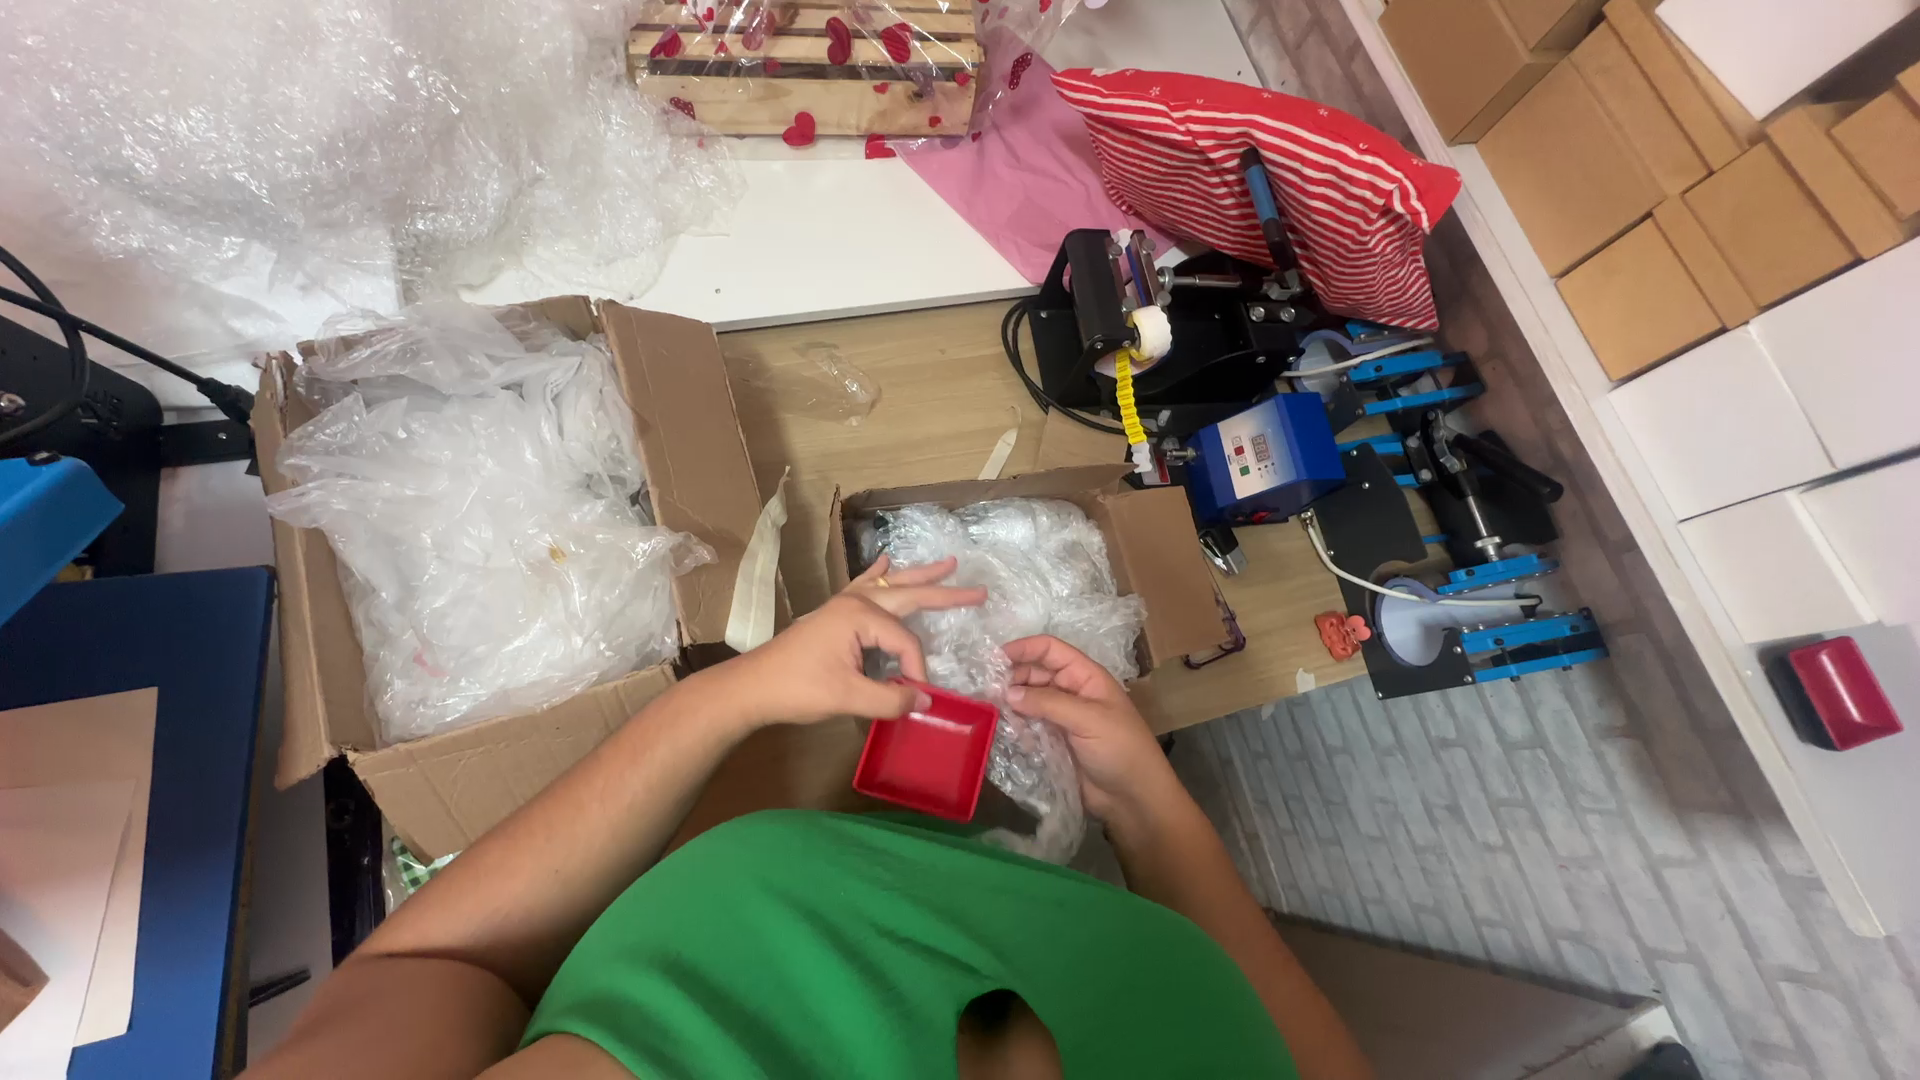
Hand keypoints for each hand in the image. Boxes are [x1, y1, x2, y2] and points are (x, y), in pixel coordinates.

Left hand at [723, 555, 985, 726]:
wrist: (751, 687)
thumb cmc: (797, 689)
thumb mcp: (847, 698)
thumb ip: (890, 700)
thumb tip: (924, 700)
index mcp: (861, 617)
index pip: (906, 642)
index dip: (917, 670)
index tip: (915, 697)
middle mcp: (855, 602)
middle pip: (909, 594)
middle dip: (944, 592)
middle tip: (978, 591)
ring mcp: (842, 603)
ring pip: (890, 584)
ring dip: (919, 576)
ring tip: (947, 564)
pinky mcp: (833, 613)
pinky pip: (863, 585)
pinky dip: (878, 573)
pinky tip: (885, 561)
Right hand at [1002, 635, 1184, 826]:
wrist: (1133, 798)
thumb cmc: (1120, 749)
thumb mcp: (1088, 720)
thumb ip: (1048, 703)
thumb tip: (1008, 692)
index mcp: (1085, 676)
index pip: (1050, 650)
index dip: (1024, 648)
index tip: (994, 658)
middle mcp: (1071, 691)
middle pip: (1034, 673)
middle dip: (1012, 677)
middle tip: (986, 690)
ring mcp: (1061, 717)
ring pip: (1028, 700)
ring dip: (1011, 703)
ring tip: (990, 710)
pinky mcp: (1053, 741)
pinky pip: (1029, 725)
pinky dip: (1016, 726)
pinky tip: (1004, 731)